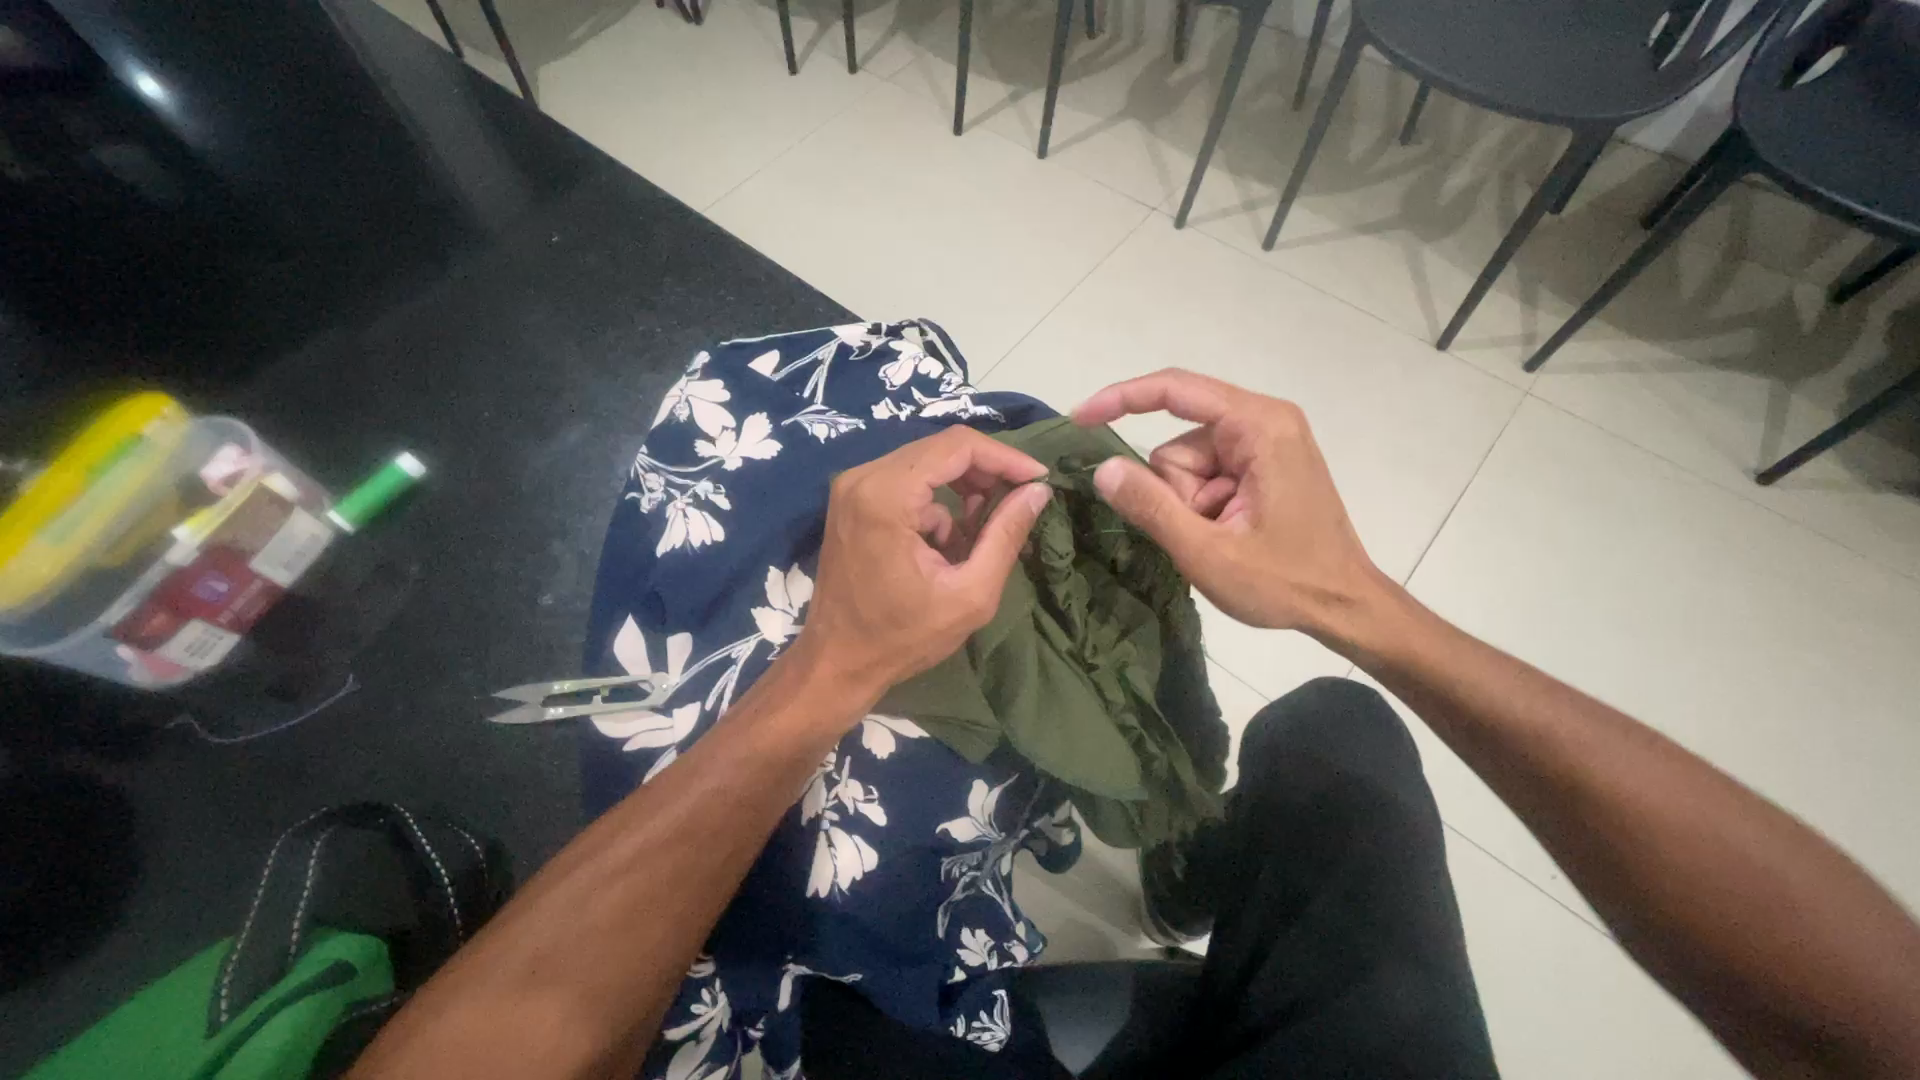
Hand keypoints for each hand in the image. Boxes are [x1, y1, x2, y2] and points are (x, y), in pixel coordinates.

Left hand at [795, 427, 1051, 703]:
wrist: (837, 662)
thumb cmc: (902, 637)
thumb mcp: (969, 594)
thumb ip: (1005, 536)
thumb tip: (1039, 491)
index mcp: (885, 495)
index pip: (956, 446)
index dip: (1005, 457)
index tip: (1039, 478)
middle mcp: (863, 477)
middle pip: (940, 448)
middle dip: (986, 470)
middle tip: (1021, 499)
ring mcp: (853, 487)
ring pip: (926, 463)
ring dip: (963, 487)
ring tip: (987, 527)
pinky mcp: (852, 501)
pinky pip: (907, 482)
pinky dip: (936, 503)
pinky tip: (949, 543)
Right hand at [1072, 369, 1393, 642]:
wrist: (1346, 607)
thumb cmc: (1286, 582)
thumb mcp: (1208, 552)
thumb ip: (1152, 506)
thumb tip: (1102, 468)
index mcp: (1260, 427)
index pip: (1177, 390)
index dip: (1122, 398)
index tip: (1078, 418)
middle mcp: (1264, 422)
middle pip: (1177, 441)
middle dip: (1175, 491)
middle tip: (1206, 535)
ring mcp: (1264, 444)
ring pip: (1185, 465)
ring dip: (1189, 506)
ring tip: (1222, 539)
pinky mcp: (1262, 466)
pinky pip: (1204, 477)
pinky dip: (1202, 509)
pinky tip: (1228, 535)